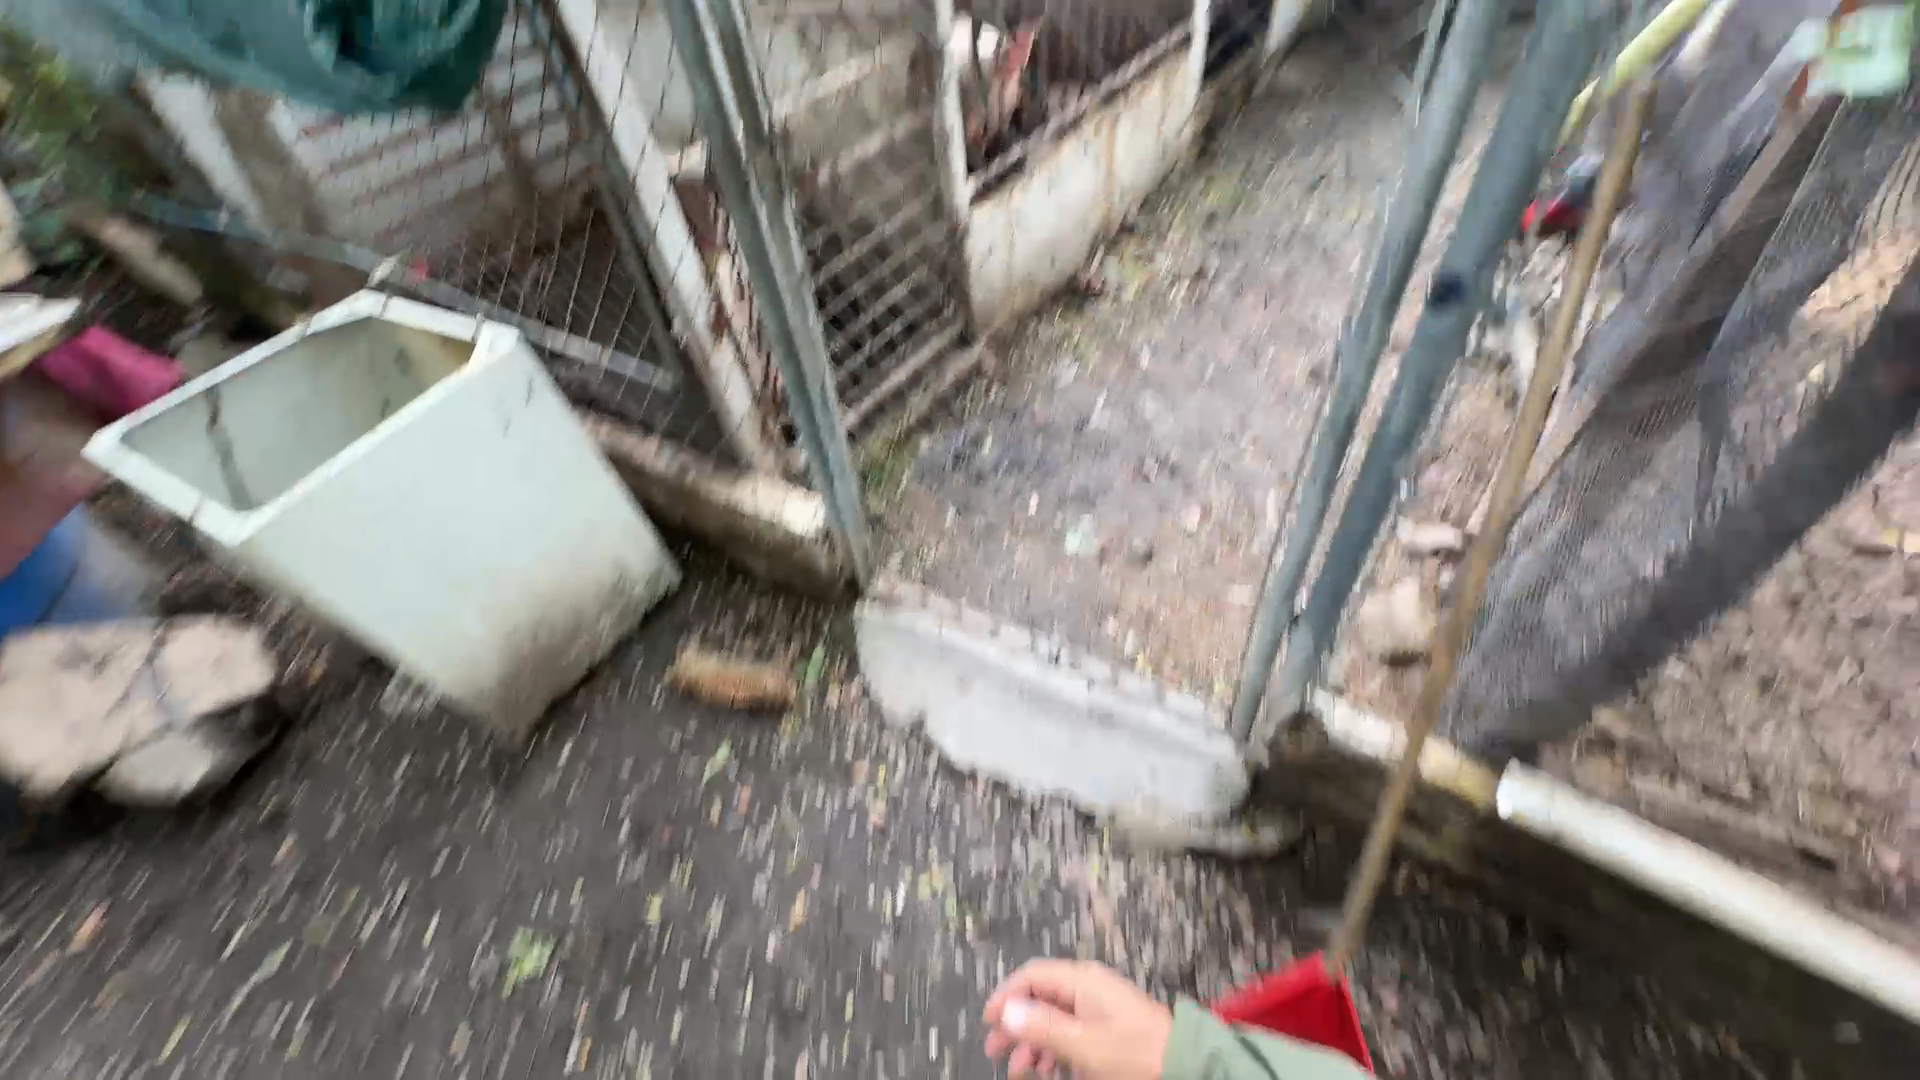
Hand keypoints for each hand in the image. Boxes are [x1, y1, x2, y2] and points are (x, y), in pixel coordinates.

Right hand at [982, 959, 1173, 1079]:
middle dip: (1016, 1023)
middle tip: (994, 1050)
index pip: (1033, 976)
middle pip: (1040, 997)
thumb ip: (1044, 1026)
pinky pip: (1070, 1031)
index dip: (1007, 995)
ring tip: (1019, 1069)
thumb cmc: (1134, 1053)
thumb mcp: (1084, 1043)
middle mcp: (1086, 987)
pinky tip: (1045, 1069)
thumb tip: (1007, 1010)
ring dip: (1033, 1041)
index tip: (987, 1020)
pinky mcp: (1106, 1027)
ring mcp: (1097, 1007)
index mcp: (1081, 980)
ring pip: (1053, 1018)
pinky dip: (1053, 1048)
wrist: (1184, 1068)